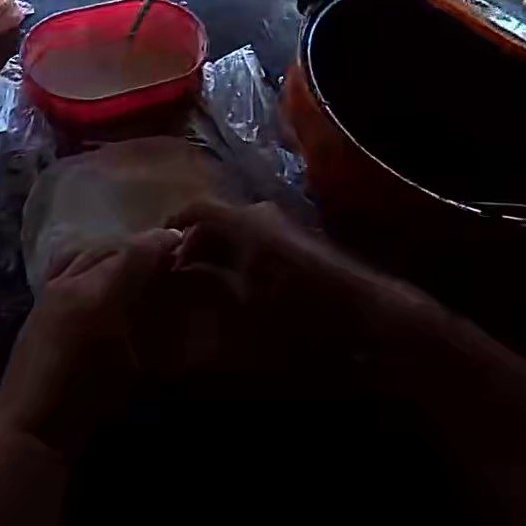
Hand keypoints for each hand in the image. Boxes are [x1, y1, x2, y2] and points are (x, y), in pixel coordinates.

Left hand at [0, 227, 182, 457]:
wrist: (31, 422)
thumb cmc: (91, 403)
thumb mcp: (137, 369)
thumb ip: (153, 329)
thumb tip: (167, 303)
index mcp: (99, 295)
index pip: (134, 254)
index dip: (159, 243)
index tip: (178, 237)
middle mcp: (73, 283)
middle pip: (109, 249)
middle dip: (138, 247)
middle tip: (161, 250)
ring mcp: (51, 289)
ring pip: (85, 253)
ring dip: (111, 251)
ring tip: (131, 258)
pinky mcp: (38, 301)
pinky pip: (64, 265)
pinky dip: (86, 260)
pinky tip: (95, 272)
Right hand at [156, 200, 444, 379]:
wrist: (369, 317)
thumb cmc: (301, 314)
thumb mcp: (244, 308)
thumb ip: (208, 287)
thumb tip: (181, 277)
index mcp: (244, 224)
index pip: (196, 209)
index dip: (172, 223)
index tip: (155, 244)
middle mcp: (262, 214)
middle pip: (214, 217)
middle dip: (192, 239)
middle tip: (175, 265)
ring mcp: (283, 225)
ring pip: (235, 227)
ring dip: (215, 246)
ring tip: (200, 274)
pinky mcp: (298, 240)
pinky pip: (255, 236)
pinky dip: (236, 251)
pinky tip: (234, 278)